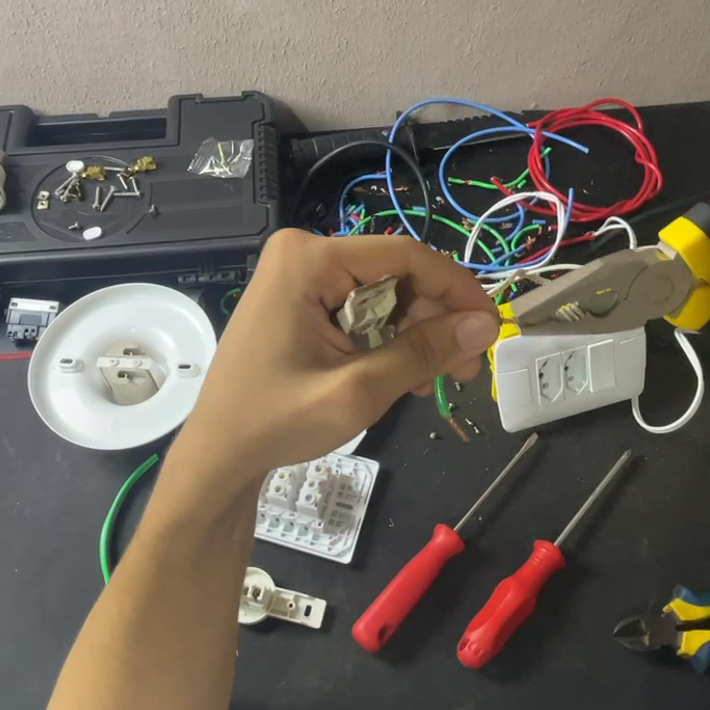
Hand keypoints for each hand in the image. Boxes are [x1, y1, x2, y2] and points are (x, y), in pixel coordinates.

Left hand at [173, 230, 499, 484]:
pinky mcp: (300, 303)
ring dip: (414, 337)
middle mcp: (304, 255)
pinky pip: (361, 311)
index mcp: (309, 259)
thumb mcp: (358, 390)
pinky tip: (402, 377)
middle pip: (395, 276)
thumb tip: (486, 325)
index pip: (405, 255)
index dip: (455, 289)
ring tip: (432, 383)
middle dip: (434, 321)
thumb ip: (423, 352)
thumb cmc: (276, 422)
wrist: (219, 455)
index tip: (489, 327)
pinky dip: (387, 342)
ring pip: (384, 296)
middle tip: (463, 370)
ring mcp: (299, 278)